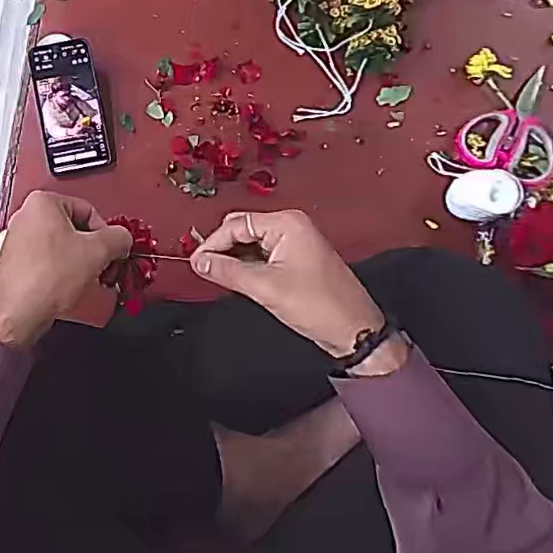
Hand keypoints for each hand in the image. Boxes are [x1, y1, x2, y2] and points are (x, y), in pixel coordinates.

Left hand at [0, 191, 131, 348]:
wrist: (16, 315)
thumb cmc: (45, 279)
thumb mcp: (97, 252)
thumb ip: (118, 238)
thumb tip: (122, 239)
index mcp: (42, 202)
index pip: (89, 211)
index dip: (105, 234)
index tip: (111, 251)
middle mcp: (26, 216)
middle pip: (75, 229)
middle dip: (92, 251)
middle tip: (101, 267)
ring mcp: (18, 240)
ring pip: (63, 247)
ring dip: (80, 264)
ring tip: (85, 280)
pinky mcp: (16, 263)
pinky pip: (48, 262)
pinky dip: (62, 273)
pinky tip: (67, 288)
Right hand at [189, 210, 386, 358]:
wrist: (355, 330)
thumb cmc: (320, 306)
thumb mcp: (266, 288)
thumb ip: (228, 271)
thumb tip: (200, 261)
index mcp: (287, 222)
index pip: (237, 224)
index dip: (213, 243)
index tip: (196, 262)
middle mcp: (292, 225)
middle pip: (243, 229)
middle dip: (223, 248)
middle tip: (204, 269)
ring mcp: (296, 240)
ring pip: (253, 242)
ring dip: (236, 258)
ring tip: (219, 277)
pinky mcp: (298, 257)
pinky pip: (265, 253)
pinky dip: (250, 265)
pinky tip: (240, 280)